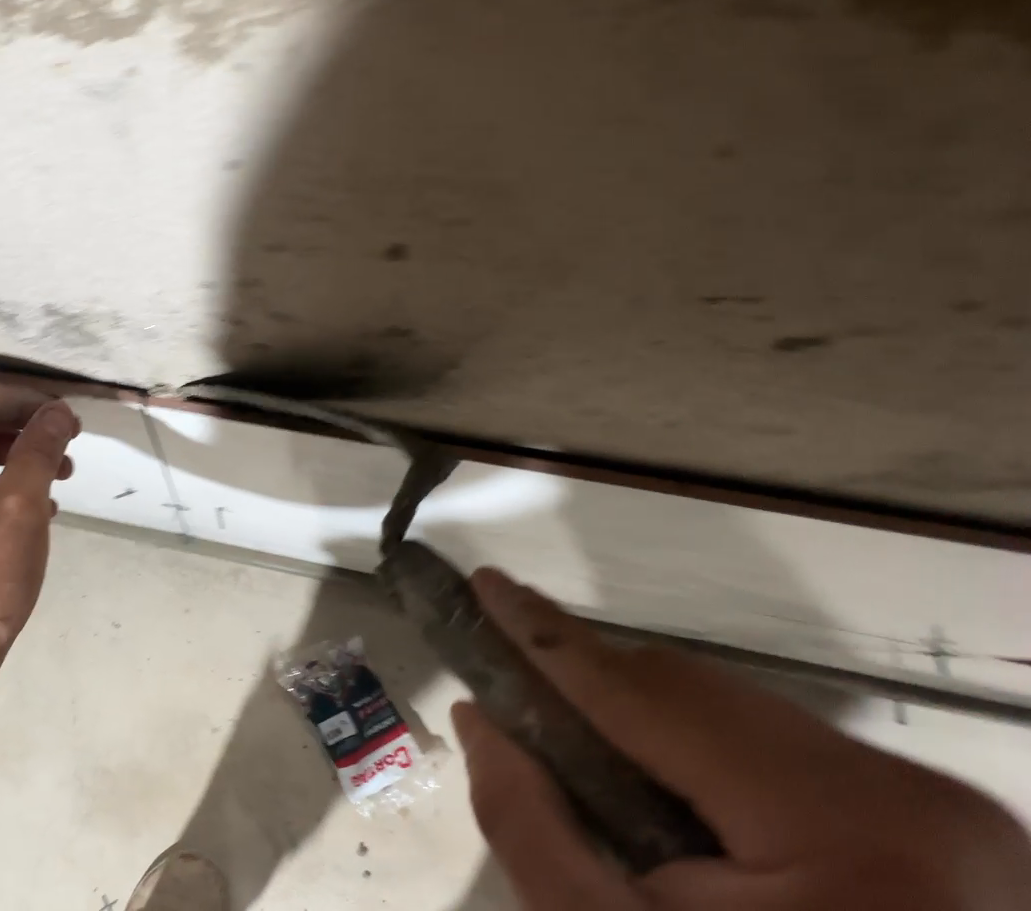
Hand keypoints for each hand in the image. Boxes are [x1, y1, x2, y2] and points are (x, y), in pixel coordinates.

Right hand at [454, 568, 1030, 910]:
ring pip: (734, 711)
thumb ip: (530, 826)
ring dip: (644, 715)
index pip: (650, 696)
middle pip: (695, 693)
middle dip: (596, 683)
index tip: (485, 584)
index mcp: (839, 825)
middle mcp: (905, 792)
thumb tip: (479, 722)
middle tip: (515, 685)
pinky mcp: (931, 820)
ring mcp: (928, 803)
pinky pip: (779, 745)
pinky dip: (700, 748)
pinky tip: (661, 782)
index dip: (552, 638)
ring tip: (582, 742)